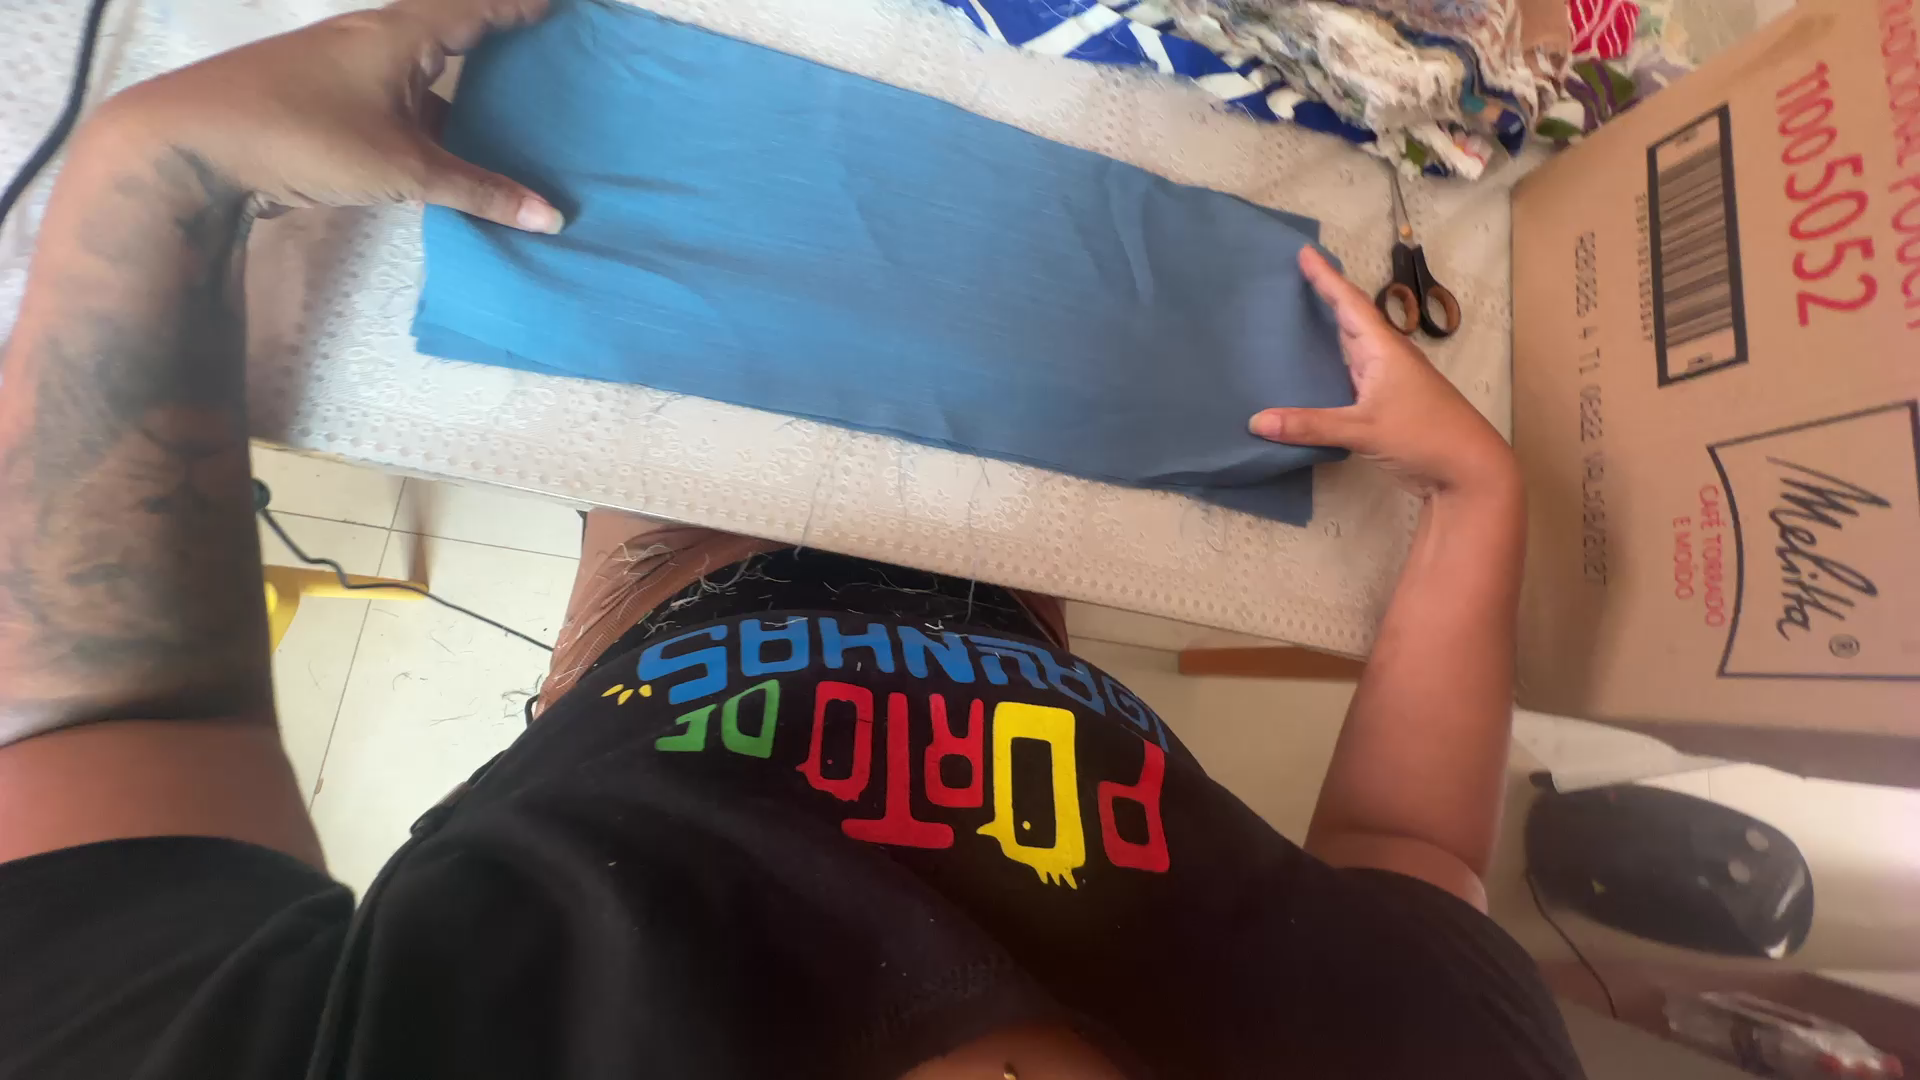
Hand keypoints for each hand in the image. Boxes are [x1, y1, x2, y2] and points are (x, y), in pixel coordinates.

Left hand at [86, 0, 561, 232]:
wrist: (194, 147)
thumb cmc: (304, 137)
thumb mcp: (405, 169)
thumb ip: (482, 192)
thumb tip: (552, 218)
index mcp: (393, 39)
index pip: (467, 11)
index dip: (512, 6)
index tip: (554, 5)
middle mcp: (373, 45)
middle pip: (448, 33)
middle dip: (495, 39)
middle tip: (541, 50)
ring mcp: (352, 74)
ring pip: (429, 74)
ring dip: (471, 89)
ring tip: (518, 109)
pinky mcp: (339, 106)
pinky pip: (410, 106)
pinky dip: (445, 123)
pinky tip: (468, 151)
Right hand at [1250, 248, 1515, 499]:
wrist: (1466, 470)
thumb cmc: (1423, 436)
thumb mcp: (1363, 429)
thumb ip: (1309, 425)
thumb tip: (1256, 421)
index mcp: (1383, 351)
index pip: (1350, 305)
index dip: (1327, 279)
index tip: (1305, 253)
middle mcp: (1385, 360)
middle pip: (1351, 318)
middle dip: (1326, 297)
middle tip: (1296, 278)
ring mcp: (1386, 382)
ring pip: (1350, 346)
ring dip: (1327, 330)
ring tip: (1298, 317)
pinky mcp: (1382, 405)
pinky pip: (1348, 374)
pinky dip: (1328, 365)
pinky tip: (1311, 373)